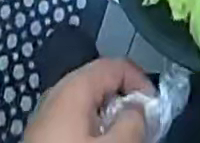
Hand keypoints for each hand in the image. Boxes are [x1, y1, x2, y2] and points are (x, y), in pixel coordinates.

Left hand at [24, 58, 152, 142]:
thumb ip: (132, 124)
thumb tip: (138, 109)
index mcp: (74, 86)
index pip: (115, 66)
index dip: (141, 83)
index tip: (157, 111)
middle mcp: (58, 92)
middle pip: (101, 83)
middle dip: (126, 102)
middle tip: (145, 129)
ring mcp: (47, 115)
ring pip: (88, 105)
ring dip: (110, 120)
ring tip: (125, 142)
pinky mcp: (42, 137)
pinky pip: (75, 123)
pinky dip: (93, 131)